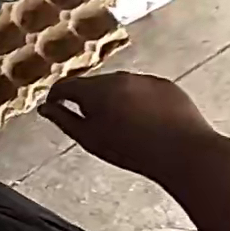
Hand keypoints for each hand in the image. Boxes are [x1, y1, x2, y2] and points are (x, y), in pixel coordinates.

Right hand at [40, 73, 224, 179]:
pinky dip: (137, 101)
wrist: (184, 152)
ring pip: (118, 86)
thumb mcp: (89, 139)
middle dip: (88, 99)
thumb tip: (45, 108)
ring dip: (113, 99)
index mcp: (96, 90)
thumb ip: (63, 120)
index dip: (56, 96)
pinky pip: (142, 89)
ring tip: (121, 126)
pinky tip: (144, 122)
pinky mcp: (166, 85)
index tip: (54, 106)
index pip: (65, 85)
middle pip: (93, 84)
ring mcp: (144, 79)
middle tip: (91, 124)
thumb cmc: (132, 150)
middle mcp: (119, 77)